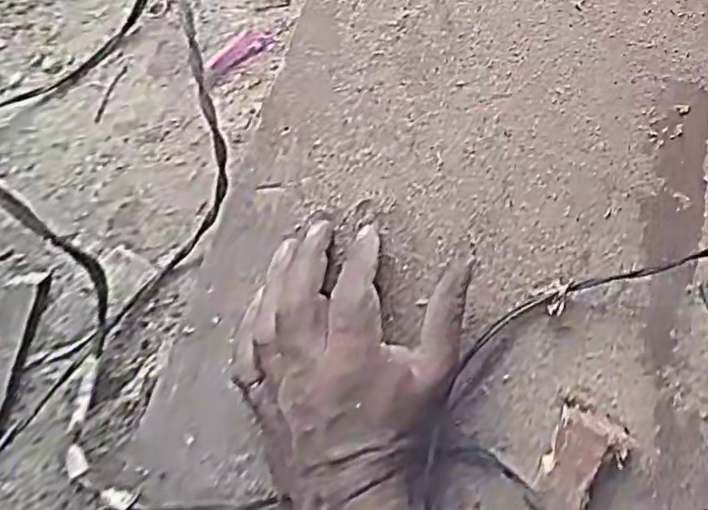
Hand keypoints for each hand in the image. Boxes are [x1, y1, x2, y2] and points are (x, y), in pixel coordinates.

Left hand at [232, 221, 473, 509]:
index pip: (351, 294)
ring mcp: (280, 386)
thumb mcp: (436, 372)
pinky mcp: (263, 401)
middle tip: (319, 225)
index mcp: (353, 360)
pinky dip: (248, 322)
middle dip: (306, 255)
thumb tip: (463, 264)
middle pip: (297, 300)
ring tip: (288, 245)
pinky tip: (259, 298)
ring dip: (275, 278)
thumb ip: (448, 314)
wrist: (356, 491)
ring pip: (265, 322)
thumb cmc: (398, 431)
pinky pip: (244, 356)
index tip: (369, 230)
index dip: (360, 257)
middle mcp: (309, 369)